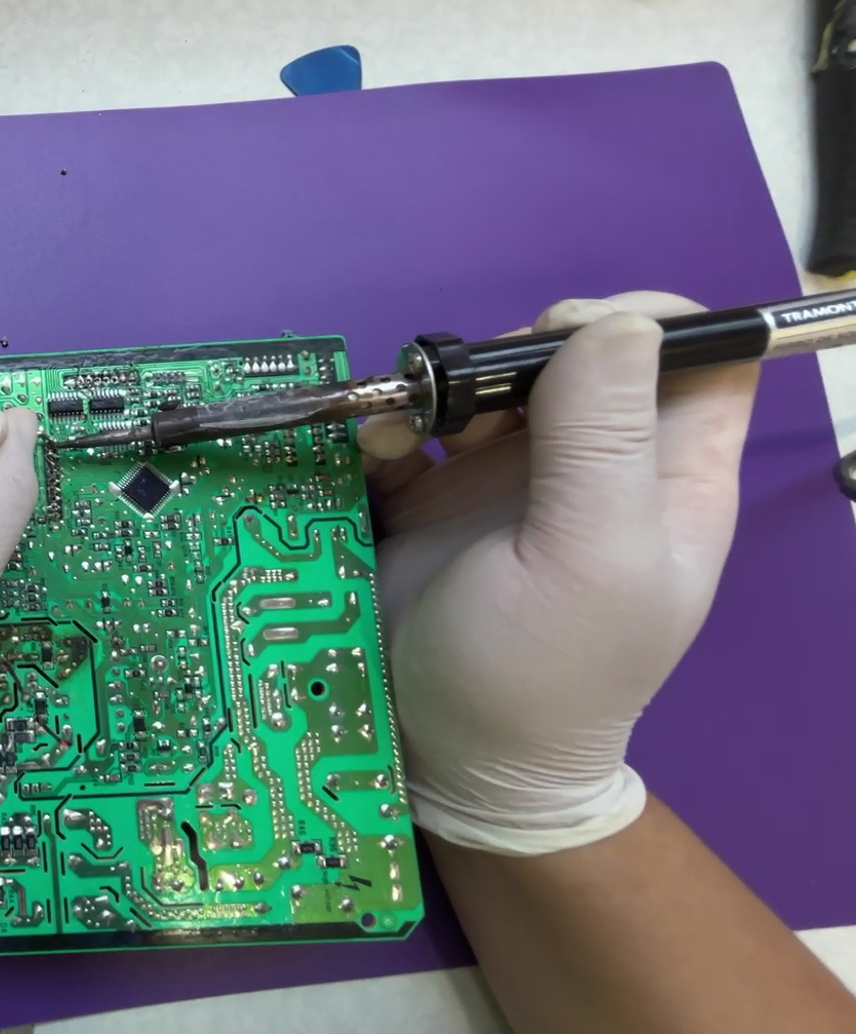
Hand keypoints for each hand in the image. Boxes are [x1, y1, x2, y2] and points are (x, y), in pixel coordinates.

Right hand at [359, 293, 756, 854]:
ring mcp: (492, 486)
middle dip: (517, 354)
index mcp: (657, 480)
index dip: (645, 327)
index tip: (567, 334)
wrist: (442, 743)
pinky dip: (387, 432)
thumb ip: (603, 441)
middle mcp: (578, 471)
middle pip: (568, 367)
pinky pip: (406, 441)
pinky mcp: (419, 504)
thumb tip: (616, 324)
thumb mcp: (589, 556)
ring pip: (480, 396)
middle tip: (472, 381)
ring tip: (409, 417)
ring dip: (441, 390)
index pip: (692, 364)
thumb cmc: (540, 663)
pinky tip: (375, 449)